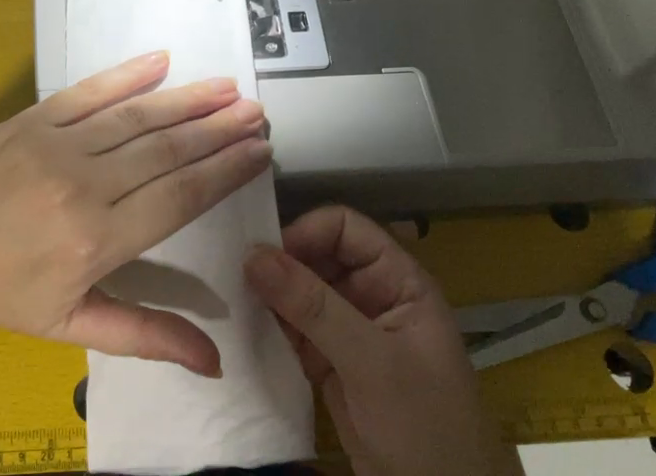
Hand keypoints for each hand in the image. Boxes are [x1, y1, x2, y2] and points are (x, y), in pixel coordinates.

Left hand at [0, 51, 270, 375]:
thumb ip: (146, 336)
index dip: (225, 170)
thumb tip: (216, 361)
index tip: (260, 150)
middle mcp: (84, 185)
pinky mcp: (32, 120)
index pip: (180, 196)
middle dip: (219, 129)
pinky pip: (88, 92)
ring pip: (136, 116)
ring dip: (187, 100)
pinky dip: (127, 75)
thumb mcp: (71, 326)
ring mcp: (56, 145)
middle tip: (258, 111)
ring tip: (228, 87)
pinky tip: (161, 60)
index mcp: (98, 240)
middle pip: (167, 150)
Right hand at [244, 206, 521, 475]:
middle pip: (316, 256)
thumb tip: (254, 255)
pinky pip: (293, 330)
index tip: (263, 256)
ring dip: (269, 297)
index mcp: (398, 280)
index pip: (345, 229)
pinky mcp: (330, 363)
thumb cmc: (425, 425)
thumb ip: (314, 307)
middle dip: (279, 265)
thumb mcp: (373, 363)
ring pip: (299, 293)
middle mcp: (372, 296)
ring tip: (230, 302)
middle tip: (234, 278)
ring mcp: (349, 331)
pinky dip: (270, 329)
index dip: (305, 234)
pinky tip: (242, 330)